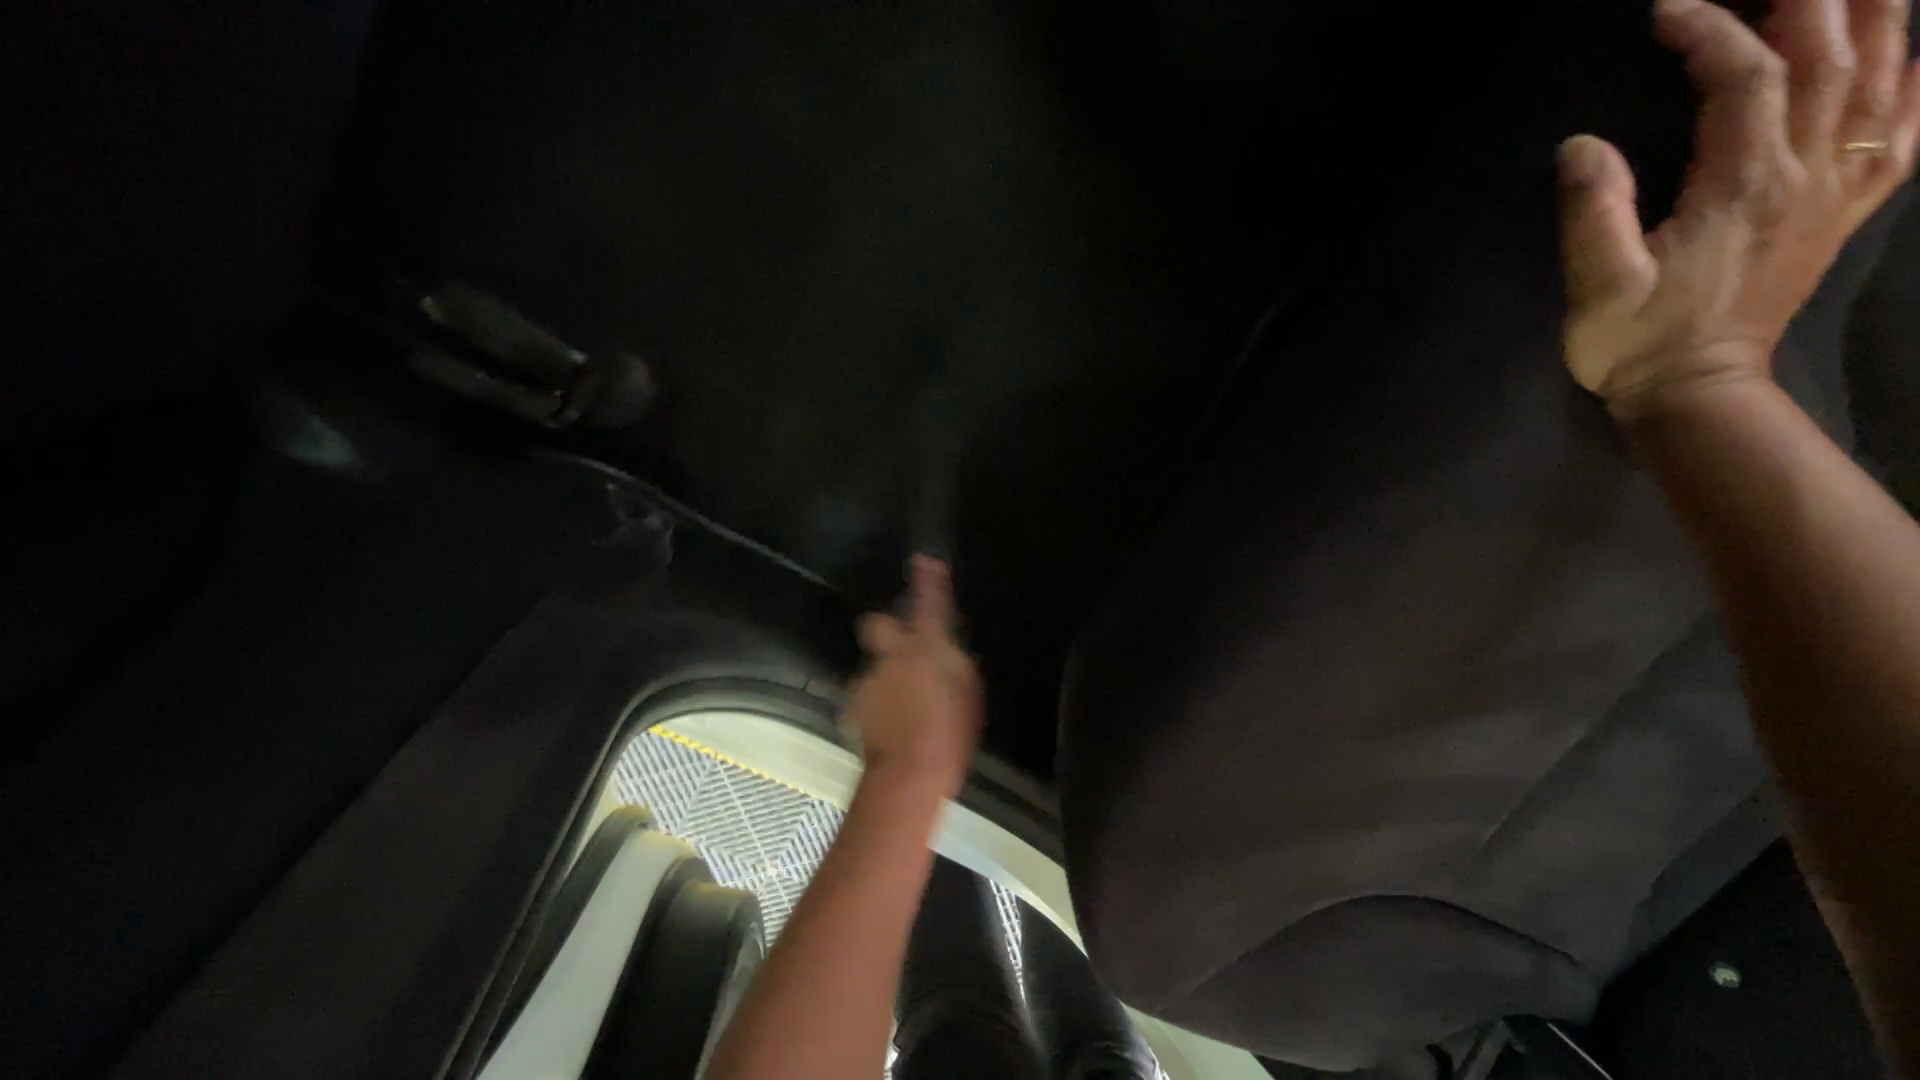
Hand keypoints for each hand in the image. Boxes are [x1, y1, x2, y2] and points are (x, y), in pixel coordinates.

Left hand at [842, 556, 982, 792]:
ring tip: (906, 702)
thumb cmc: (950, 732)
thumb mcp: (967, 691)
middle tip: (907, 648)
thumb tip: (948, 648)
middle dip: (888, 629)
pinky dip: (878, 703)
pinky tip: (892, 723)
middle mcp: (890, 657)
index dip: (926, 580)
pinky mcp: (853, 708)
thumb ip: (955, 662)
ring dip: (887, 675)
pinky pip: (868, 696)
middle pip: (878, 625)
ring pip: (875, 664)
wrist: (909, 773)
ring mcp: (867, 682)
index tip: (924, 560)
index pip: (926, 604)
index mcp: (923, 648)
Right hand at [1559, 0, 1919, 419]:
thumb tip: (1581, 145)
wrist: (1695, 393)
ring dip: (1877, 20)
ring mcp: (1835, 193)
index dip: (1712, 31)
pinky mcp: (1841, 215)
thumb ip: (1592, 214)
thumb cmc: (1636, 341)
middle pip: (1833, 59)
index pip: (1746, 78)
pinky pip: (1906, 134)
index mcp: (1743, 185)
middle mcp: (1807, 175)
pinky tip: (1907, 58)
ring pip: (1882, 80)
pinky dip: (1915, 83)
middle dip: (1812, 1)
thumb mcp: (1596, 287)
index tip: (1669, 10)